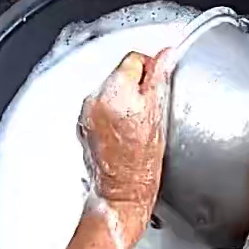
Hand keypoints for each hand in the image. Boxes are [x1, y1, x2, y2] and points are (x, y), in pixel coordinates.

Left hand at [77, 51, 167, 248]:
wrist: (120, 194)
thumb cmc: (142, 164)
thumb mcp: (159, 116)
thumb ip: (160, 78)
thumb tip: (166, 54)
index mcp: (115, 91)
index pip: (134, 58)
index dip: (151, 69)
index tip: (159, 84)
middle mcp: (95, 99)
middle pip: (121, 73)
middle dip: (137, 85)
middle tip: (151, 109)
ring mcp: (86, 113)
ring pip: (111, 89)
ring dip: (125, 98)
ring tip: (139, 123)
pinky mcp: (82, 125)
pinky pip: (101, 106)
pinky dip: (113, 112)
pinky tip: (126, 131)